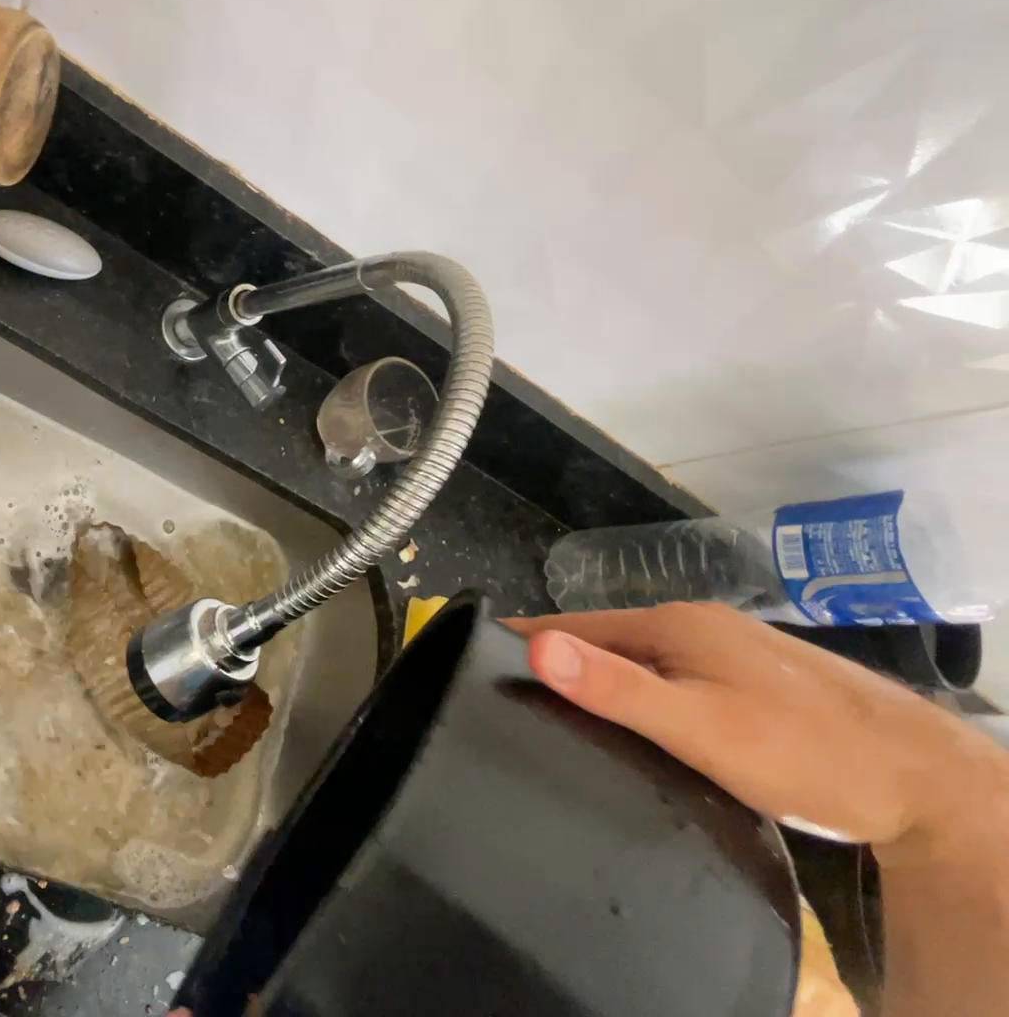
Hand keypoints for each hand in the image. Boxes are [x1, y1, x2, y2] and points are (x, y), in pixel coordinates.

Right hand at [506, 603, 1008, 852]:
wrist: (936, 789)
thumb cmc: (805, 754)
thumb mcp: (698, 727)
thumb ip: (614, 687)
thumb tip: (534, 643)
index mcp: (675, 625)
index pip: (572, 623)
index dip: (524, 638)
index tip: (475, 656)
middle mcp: (698, 624)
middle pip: (605, 637)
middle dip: (558, 658)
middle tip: (513, 695)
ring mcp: (731, 648)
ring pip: (640, 655)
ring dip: (599, 673)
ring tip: (564, 709)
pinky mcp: (753, 676)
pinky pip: (671, 671)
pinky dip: (638, 686)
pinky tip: (638, 719)